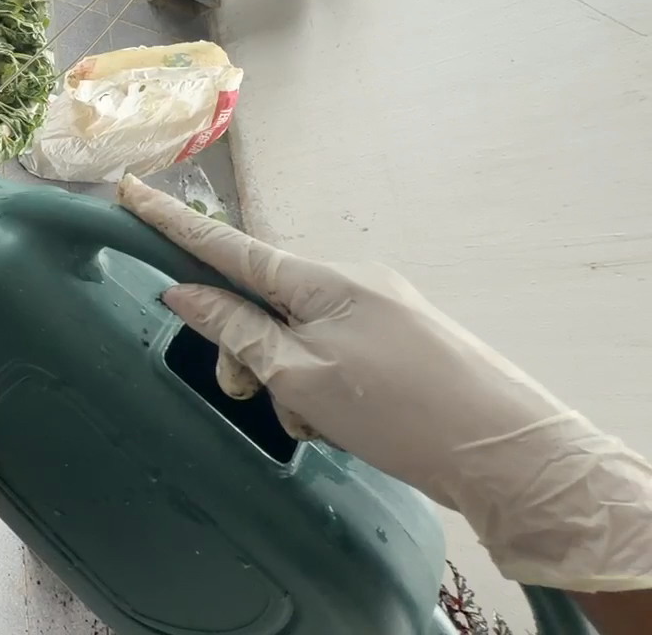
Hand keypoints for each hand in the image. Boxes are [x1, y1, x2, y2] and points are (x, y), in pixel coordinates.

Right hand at [119, 174, 651, 593]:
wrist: (527, 467)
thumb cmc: (402, 414)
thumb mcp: (299, 376)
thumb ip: (234, 329)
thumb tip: (182, 292)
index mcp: (318, 280)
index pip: (223, 243)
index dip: (169, 220)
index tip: (129, 189)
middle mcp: (345, 280)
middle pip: (256, 297)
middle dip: (237, 342)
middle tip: (242, 391)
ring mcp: (376, 305)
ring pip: (290, 326)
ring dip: (279, 370)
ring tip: (304, 418)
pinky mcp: (398, 334)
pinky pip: (328, 341)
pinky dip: (314, 376)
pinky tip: (334, 417)